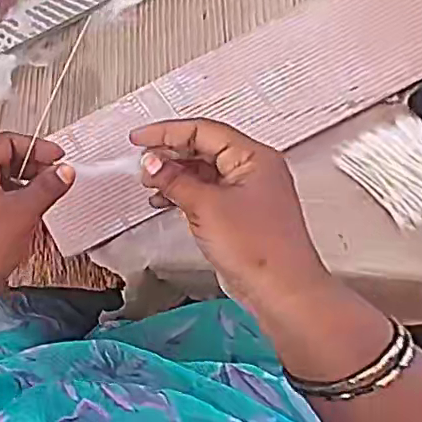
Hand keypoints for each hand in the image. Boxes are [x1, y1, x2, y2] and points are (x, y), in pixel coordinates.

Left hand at [0, 134, 74, 301]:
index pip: (6, 142)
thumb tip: (63, 172)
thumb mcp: (23, 211)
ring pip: (5, 185)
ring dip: (29, 188)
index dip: (35, 146)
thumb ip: (47, 187)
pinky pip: (1, 205)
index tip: (57, 157)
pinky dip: (19, 206)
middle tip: (57, 177)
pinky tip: (34, 218)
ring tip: (48, 198)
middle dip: (34, 168)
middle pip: (6, 162)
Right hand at [131, 119, 328, 302]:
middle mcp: (253, 170)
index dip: (166, 132)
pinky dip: (182, 191)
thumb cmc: (261, 250)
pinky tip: (166, 199)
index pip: (203, 131)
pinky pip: (205, 190)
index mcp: (254, 157)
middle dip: (169, 154)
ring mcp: (246, 191)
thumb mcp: (205, 206)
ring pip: (202, 170)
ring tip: (151, 182)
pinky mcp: (238, 212)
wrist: (280, 290)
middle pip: (203, 148)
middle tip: (144, 161)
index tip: (141, 138)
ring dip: (173, 174)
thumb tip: (153, 162)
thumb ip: (174, 180)